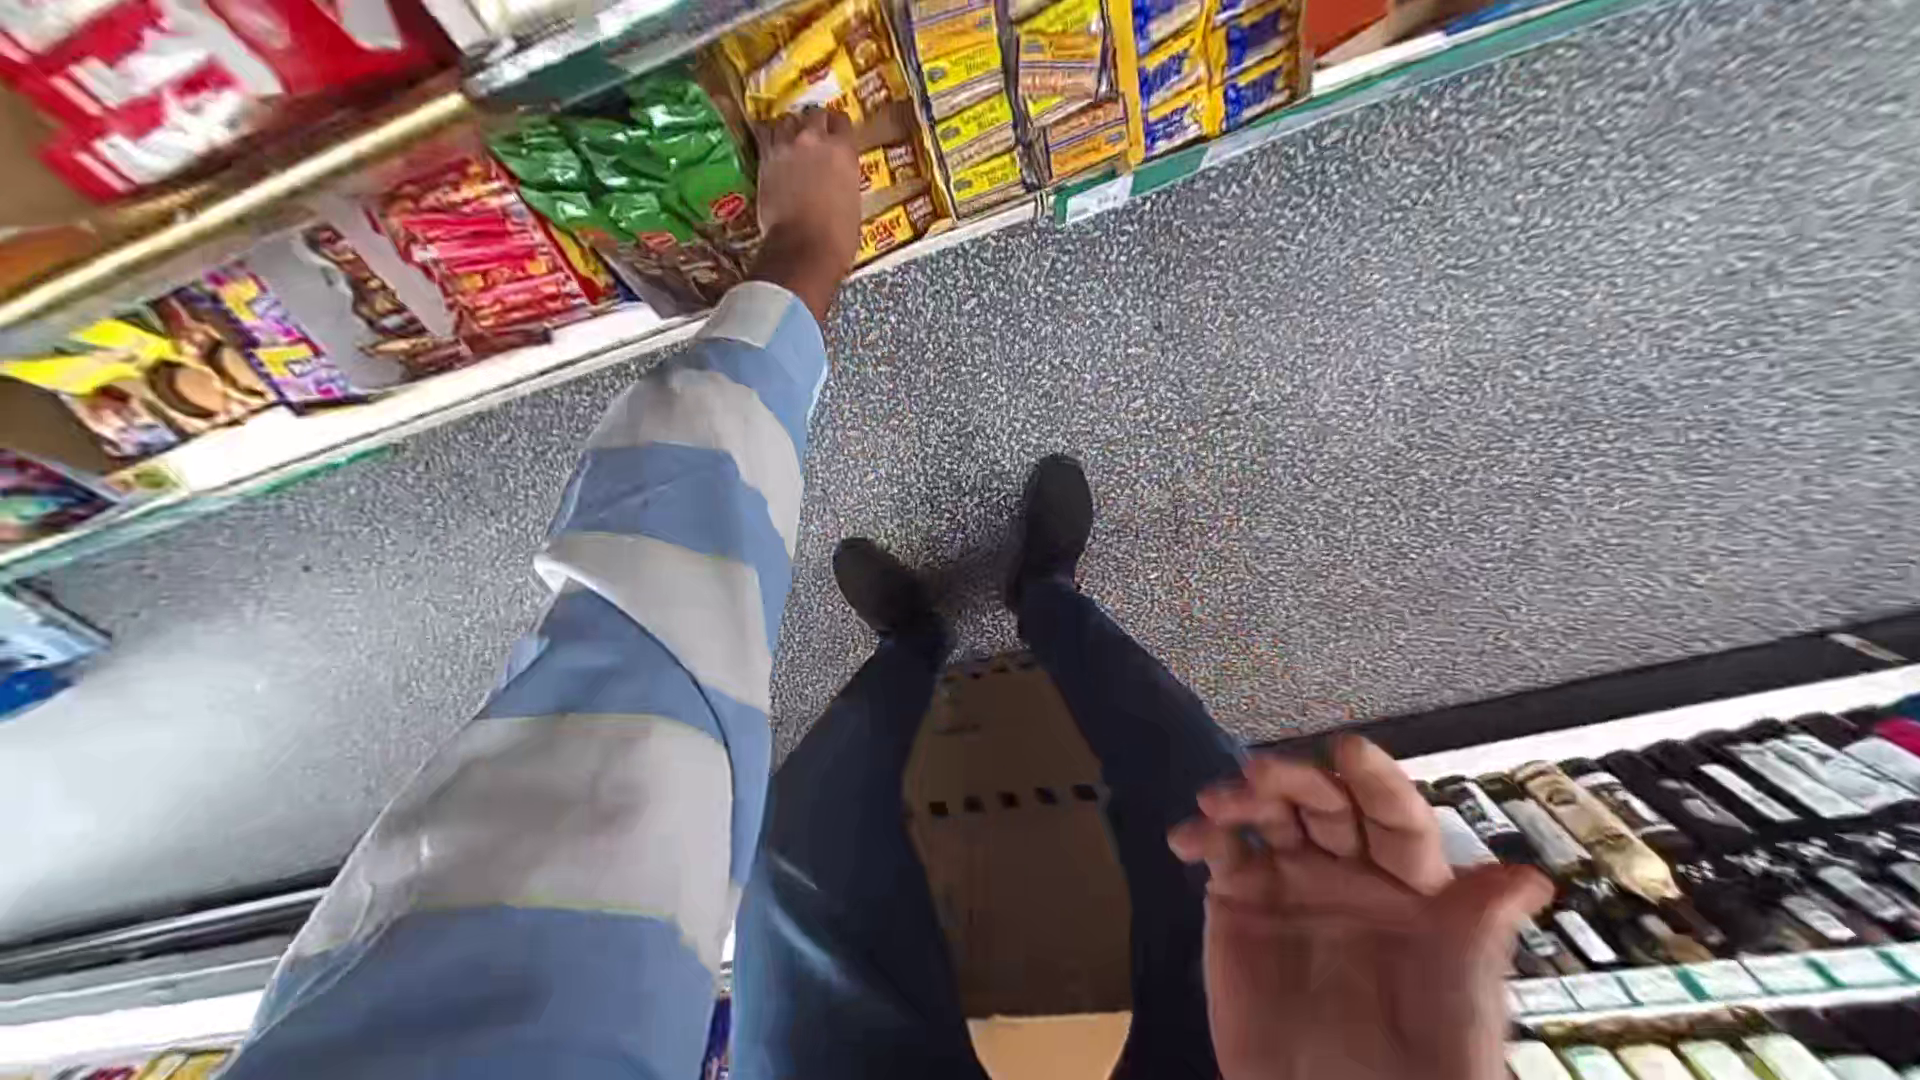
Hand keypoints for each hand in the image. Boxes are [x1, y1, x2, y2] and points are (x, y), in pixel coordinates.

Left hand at [750, 106, 861, 321]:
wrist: (803, 249)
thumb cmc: (837, 239)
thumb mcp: (853, 205)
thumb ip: (845, 182)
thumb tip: (839, 183)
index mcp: (844, 152)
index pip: (843, 122)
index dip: (839, 129)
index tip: (837, 136)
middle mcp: (816, 139)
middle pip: (815, 115)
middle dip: (815, 124)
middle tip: (814, 138)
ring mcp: (787, 146)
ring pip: (787, 120)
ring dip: (791, 128)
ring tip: (791, 140)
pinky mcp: (765, 158)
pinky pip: (766, 134)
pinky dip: (770, 137)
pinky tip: (773, 147)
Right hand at [1170, 736, 1552, 1079]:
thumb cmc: (1408, 1079)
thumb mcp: (1458, 1022)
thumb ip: (1477, 941)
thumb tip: (1529, 877)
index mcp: (1409, 893)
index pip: (1396, 819)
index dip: (1377, 781)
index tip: (1349, 749)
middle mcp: (1346, 873)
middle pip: (1323, 802)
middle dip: (1295, 778)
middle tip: (1262, 774)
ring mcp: (1286, 881)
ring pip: (1266, 813)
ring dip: (1241, 795)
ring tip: (1218, 804)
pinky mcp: (1236, 897)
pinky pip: (1219, 849)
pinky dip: (1200, 834)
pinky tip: (1186, 840)